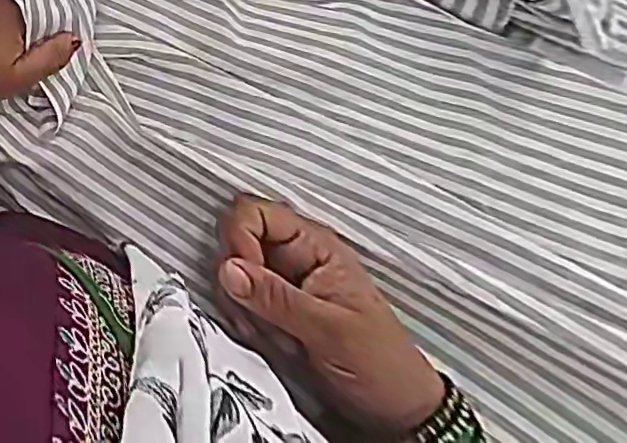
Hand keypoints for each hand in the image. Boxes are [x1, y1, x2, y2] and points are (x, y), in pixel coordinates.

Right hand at [214, 196, 444, 436]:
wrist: (397, 413)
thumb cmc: (384, 365)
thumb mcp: (332, 330)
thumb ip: (277, 297)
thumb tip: (229, 269)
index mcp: (312, 244)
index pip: (254, 212)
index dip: (240, 236)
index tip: (241, 274)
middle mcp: (290, 254)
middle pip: (235, 239)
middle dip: (236, 278)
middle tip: (258, 312)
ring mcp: (279, 279)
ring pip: (231, 271)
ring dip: (241, 304)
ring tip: (274, 334)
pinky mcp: (270, 305)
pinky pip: (237, 298)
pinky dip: (243, 319)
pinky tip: (268, 340)